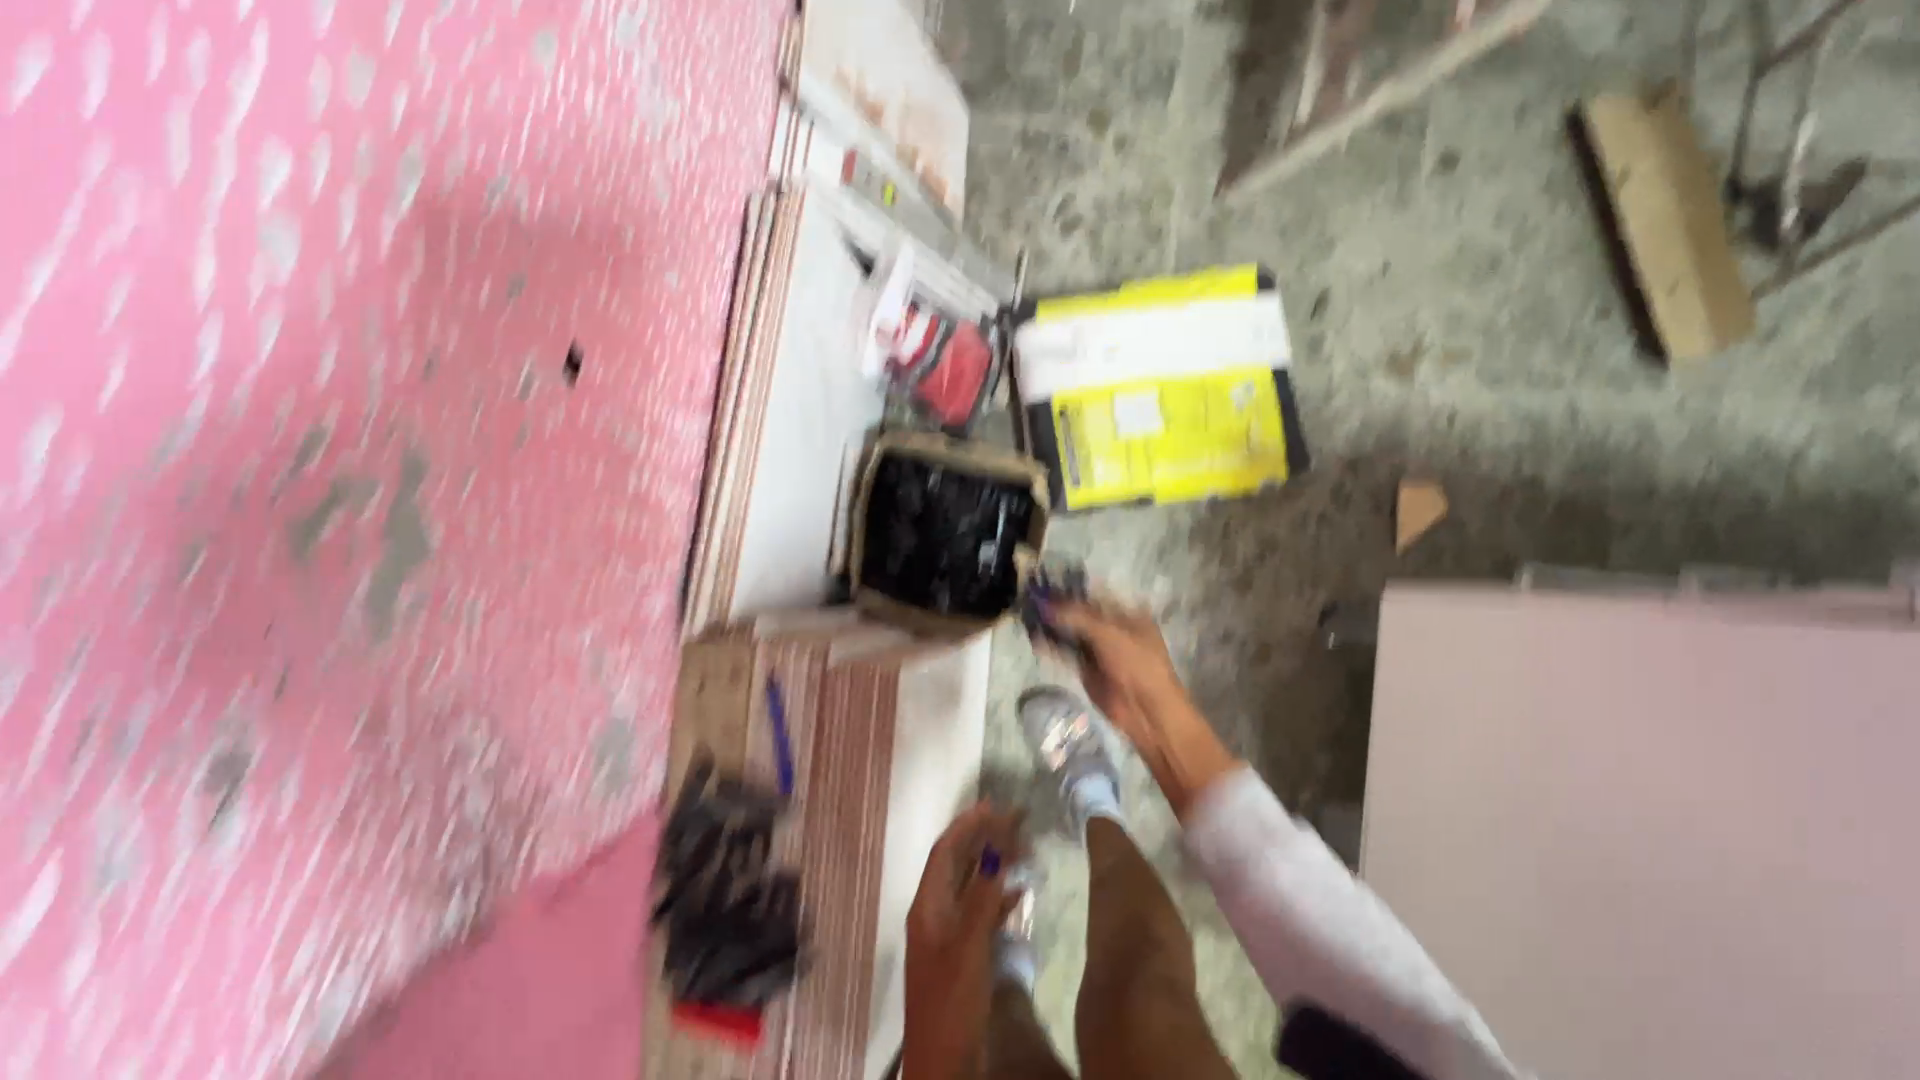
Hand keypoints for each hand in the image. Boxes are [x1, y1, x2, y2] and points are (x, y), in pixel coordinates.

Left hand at [901, 803, 1025, 1079]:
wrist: (942, 1064)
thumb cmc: (951, 1004)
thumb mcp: (968, 948)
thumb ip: (981, 899)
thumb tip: (993, 851)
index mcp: (927, 907)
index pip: (945, 852)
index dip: (967, 826)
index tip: (994, 805)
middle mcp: (933, 915)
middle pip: (957, 865)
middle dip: (982, 840)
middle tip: (1016, 821)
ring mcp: (946, 936)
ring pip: (970, 888)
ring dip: (992, 867)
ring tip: (1023, 849)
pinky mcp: (961, 957)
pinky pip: (979, 914)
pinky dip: (997, 899)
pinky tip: (1018, 895)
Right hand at [1045, 598, 1241, 817]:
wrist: (1147, 711)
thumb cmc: (1137, 665)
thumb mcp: (1110, 634)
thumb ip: (1077, 617)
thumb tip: (1046, 604)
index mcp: (1129, 615)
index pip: (1096, 595)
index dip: (1073, 589)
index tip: (1047, 582)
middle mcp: (1114, 629)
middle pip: (1081, 614)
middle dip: (1058, 607)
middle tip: (1032, 598)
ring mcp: (1100, 651)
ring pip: (1072, 633)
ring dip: (1052, 626)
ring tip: (1028, 615)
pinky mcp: (1088, 671)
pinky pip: (1067, 654)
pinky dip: (1052, 647)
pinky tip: (1035, 639)